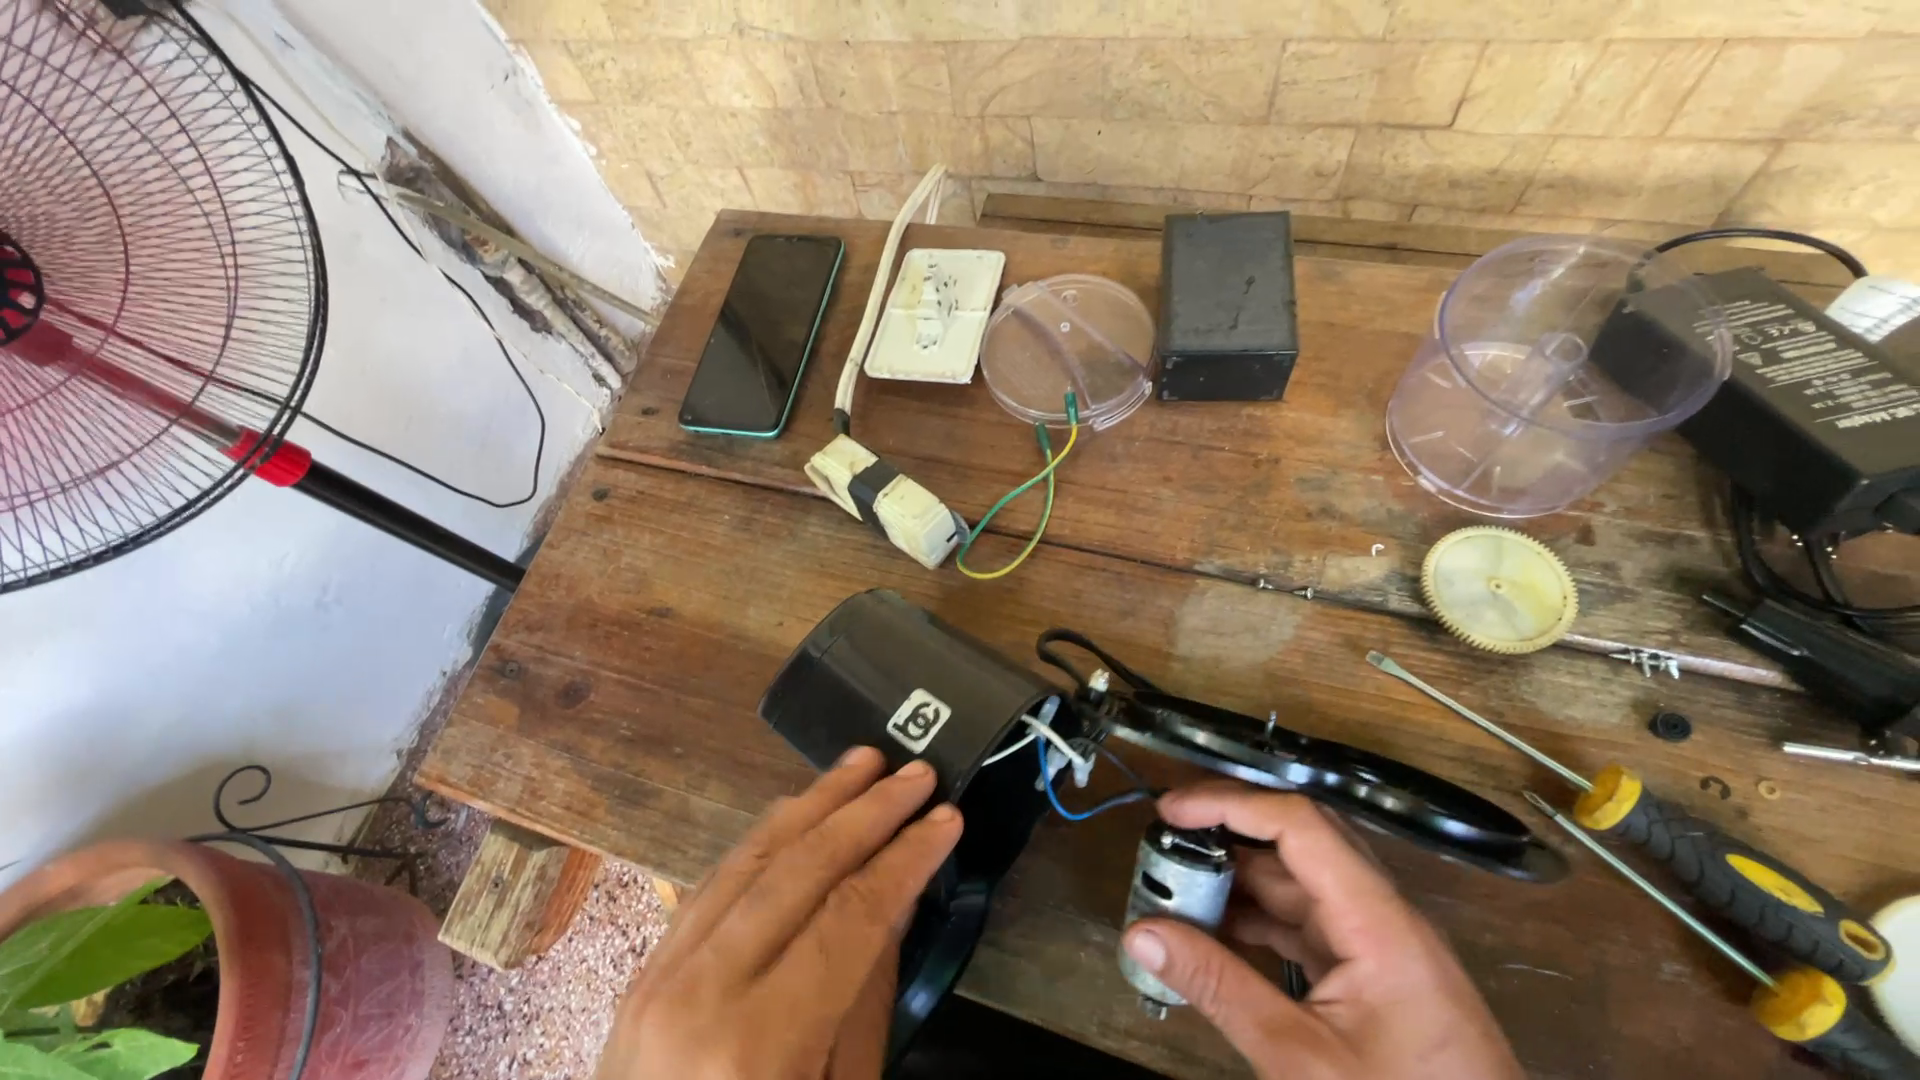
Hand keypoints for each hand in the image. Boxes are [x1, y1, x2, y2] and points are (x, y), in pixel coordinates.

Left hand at [596, 747, 961, 1079]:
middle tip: (916, 773)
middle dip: (866, 811)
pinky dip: (764, 836)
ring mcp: (662, 974)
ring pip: (750, 858)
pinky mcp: (646, 967)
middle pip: (798, 870)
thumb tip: (896, 898)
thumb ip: (865, 996)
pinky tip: (798, 810)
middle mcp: (702, 992)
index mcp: (759, 1043)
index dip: (905, 859)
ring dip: (813, 802)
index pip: (849, 915)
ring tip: (862, 764)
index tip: (946, 818)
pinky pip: (714, 880)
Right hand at [1121, 783, 1522, 1079]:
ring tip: (1174, 887)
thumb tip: (1140, 934)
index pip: (1299, 824)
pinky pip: (1305, 926)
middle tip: (1164, 837)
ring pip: (1298, 886)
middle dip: (1228, 832)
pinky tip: (1213, 933)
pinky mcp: (1372, 975)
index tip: (1170, 810)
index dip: (1231, 804)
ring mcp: (1379, 946)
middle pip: (1298, 845)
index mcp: (1378, 920)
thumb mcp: (1302, 1060)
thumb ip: (1218, 988)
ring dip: (1237, 882)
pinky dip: (1256, 921)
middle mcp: (1382, 915)